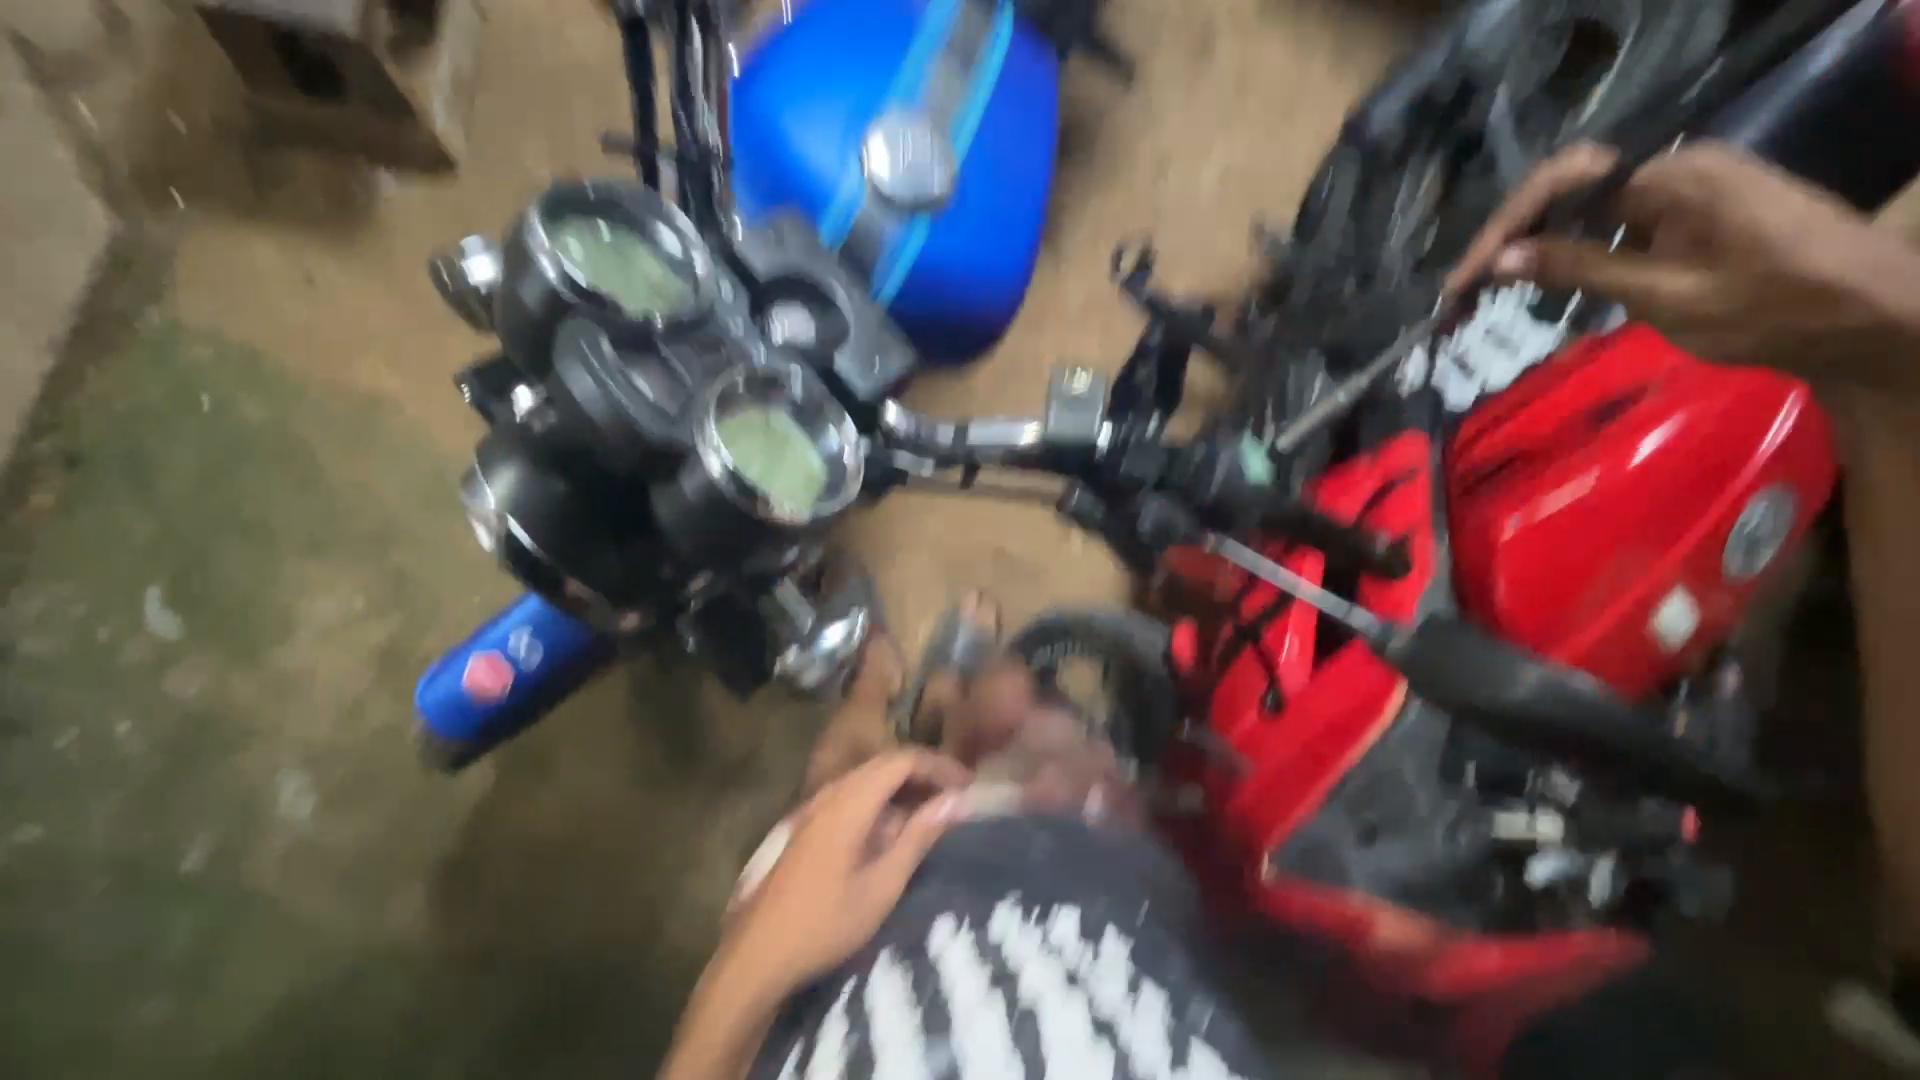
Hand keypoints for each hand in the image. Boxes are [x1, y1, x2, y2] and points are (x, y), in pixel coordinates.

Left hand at [725, 750, 971, 989]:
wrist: (759, 954)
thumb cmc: (826, 923)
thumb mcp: (882, 884)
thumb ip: (918, 837)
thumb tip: (955, 801)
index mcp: (848, 802)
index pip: (902, 760)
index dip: (939, 766)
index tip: (969, 787)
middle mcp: (830, 794)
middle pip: (884, 764)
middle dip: (924, 775)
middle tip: (957, 798)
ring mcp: (815, 809)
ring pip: (868, 780)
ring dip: (903, 789)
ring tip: (934, 813)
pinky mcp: (809, 826)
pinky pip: (853, 798)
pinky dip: (882, 803)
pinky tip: (896, 832)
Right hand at [1448, 141, 1919, 382]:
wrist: (1875, 320)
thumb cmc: (1775, 308)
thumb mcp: (1667, 296)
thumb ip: (1582, 270)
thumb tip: (1500, 260)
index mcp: (1673, 174)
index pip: (1563, 182)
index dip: (1504, 229)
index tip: (1463, 281)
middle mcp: (1675, 168)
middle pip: (1567, 194)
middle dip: (1509, 243)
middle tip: (1461, 295)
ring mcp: (1686, 190)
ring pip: (1585, 212)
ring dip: (1535, 252)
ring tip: (1488, 298)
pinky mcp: (1691, 216)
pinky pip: (1614, 227)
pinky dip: (1573, 258)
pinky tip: (1549, 291)